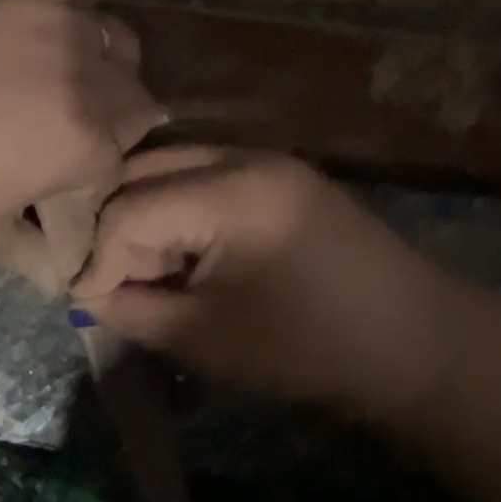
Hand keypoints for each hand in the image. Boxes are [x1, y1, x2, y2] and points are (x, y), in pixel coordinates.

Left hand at [0, 0, 165, 291]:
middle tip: (62, 136)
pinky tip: (62, 12)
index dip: (92, 178)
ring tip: (64, 80)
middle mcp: (83, 78)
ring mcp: (52, 21)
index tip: (64, 184)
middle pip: (131, 98)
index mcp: (81, 144)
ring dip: (103, 65)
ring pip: (115, 39)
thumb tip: (65, 279)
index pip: (119, 161)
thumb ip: (36, 257)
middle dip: (108, 125)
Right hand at [71, 147, 477, 421]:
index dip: (97, 257)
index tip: (90, 302)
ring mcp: (266, 161)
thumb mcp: (200, 336)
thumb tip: (87, 291)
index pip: (127, 207)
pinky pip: (202, 179)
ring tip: (141, 270)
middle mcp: (245, 155)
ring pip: (169, 168)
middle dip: (112, 226)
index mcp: (231, 190)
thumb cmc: (303, 347)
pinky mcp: (278, 179)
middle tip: (108, 279)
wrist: (413, 345)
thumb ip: (130, 308)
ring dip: (141, 215)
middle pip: (141, 170)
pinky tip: (176, 256)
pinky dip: (174, 212)